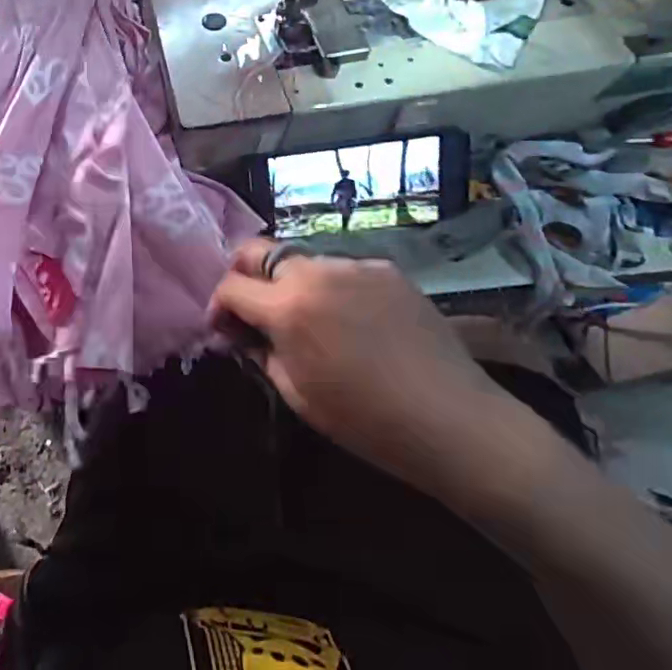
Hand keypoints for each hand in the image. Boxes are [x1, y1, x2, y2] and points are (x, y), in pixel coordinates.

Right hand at [208, 239, 508, 475]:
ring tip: (307, 317)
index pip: (231, 286)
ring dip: (290, 281)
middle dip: (244, 274)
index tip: (223, 328)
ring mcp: (354, 264)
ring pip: (302, 258)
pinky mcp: (386, 268)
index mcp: (288, 307)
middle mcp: (316, 271)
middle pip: (259, 250)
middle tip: (251, 307)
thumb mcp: (297, 394)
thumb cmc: (366, 421)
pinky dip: (331, 286)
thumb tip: (241, 334)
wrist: (452, 419)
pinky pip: (342, 268)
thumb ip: (261, 352)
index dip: (218, 306)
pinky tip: (350, 319)